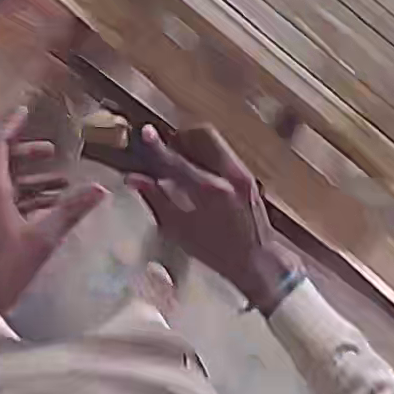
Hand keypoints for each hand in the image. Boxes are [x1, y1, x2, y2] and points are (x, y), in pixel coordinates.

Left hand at [0, 106, 109, 325]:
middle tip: (52, 152)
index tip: (26, 110)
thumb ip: (72, 210)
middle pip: (2, 161)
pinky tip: (47, 208)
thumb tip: (101, 188)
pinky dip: (23, 198)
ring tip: (61, 183)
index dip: (12, 123)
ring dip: (30, 180)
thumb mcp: (43, 238)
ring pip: (3, 183)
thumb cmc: (3, 269)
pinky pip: (1, 201)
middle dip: (29, 154)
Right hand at [127, 124, 299, 313]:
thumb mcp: (179, 230)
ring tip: (181, 160)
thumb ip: (156, 199)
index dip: (157, 146)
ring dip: (194, 144)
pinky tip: (198, 172)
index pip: (176, 161)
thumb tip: (134, 178)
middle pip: (202, 135)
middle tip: (168, 150)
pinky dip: (206, 155)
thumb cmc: (216, 252)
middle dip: (181, 137)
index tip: (145, 132)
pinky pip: (223, 152)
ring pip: (214, 141)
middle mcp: (228, 175)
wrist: (259, 261)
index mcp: (208, 191)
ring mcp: (242, 173)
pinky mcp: (249, 175)